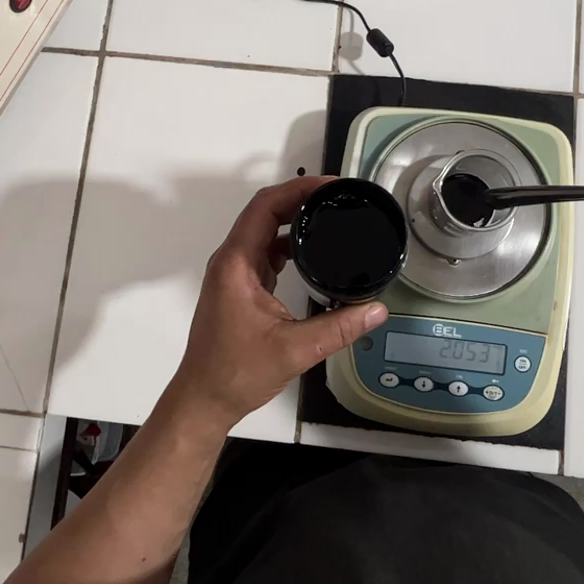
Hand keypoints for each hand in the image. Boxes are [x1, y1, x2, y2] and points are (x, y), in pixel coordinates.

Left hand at [159, 176, 388, 433]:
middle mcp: (232, 260)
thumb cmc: (238, 372)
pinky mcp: (240, 287)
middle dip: (301, 198)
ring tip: (330, 214)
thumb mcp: (295, 349)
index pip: (265, 206)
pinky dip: (287, 242)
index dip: (298, 188)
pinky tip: (313, 249)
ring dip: (293, 218)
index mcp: (237, 263)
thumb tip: (377, 309)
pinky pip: (265, 251)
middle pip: (265, 211)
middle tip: (339, 196)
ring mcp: (234, 273)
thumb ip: (339, 327)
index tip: (332, 185)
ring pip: (264, 230)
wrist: (205, 398)